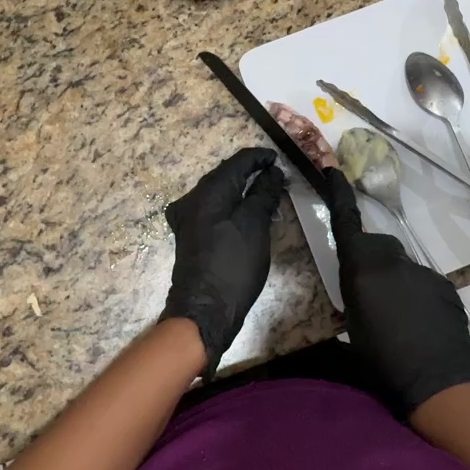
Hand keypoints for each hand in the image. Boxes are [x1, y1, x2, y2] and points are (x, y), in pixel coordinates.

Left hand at [160, 148, 285, 373]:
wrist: (204, 311)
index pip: (237, 161)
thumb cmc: (233, 265)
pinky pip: (215, 209)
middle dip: (253, 174)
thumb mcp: (255, 225)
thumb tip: (272, 171)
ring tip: (269, 196)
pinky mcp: (191, 235)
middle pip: (226, 175)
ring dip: (244, 191)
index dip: (260, 158)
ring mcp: (188, 218)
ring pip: (220, 193)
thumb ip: (263, 193)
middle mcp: (192, 199)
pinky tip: (249, 214)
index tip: (281, 161)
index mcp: (207, 191)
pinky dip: (233, 206)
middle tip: (279, 180)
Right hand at [327, 168, 469, 412]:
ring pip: (401, 267)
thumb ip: (355, 301)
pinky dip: (417, 297)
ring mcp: (423, 272)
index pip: (347, 222)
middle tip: (368, 297)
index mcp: (362, 270)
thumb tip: (359, 297)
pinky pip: (423, 283)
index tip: (333, 170)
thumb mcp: (354, 332)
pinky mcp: (446, 287)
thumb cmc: (383, 365)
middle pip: (377, 247)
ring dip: (395, 283)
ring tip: (397, 321)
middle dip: (371, 262)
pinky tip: (419, 327)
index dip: (338, 195)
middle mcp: (392, 262)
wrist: (439, 384)